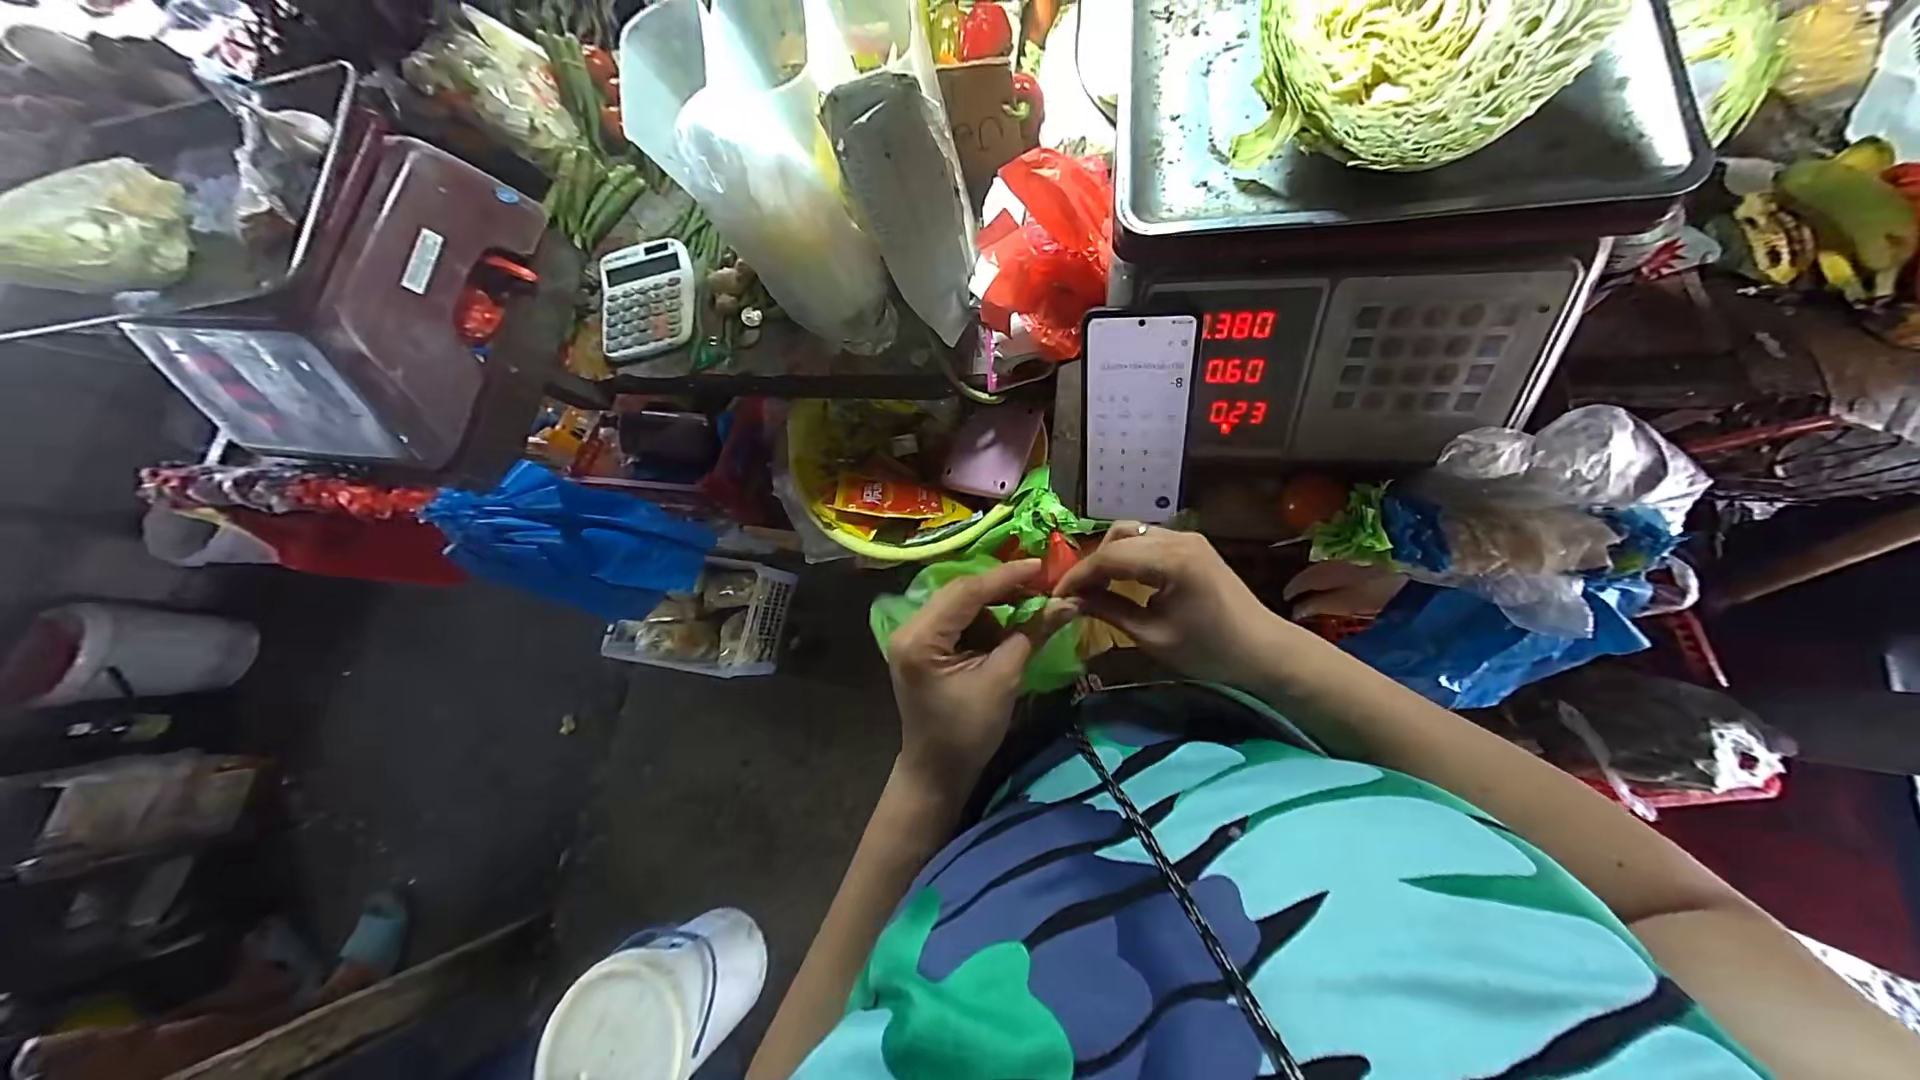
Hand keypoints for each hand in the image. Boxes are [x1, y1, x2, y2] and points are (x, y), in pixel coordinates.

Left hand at [886, 559, 1078, 801]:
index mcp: (920, 638)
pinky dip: (985, 619)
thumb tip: (1067, 602)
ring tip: (1031, 606)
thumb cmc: (967, 732)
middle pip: (960, 592)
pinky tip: (1009, 626)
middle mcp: (910, 628)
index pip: (966, 592)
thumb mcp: (1003, 680)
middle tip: (1042, 584)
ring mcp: (914, 636)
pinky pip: (958, 619)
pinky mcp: (924, 645)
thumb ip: (1031, 634)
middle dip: (1002, 588)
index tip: (1042, 566)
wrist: (937, 771)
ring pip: (961, 603)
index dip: (1006, 576)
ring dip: (995, 604)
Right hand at [1052, 522, 1309, 686]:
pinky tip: (1119, 579)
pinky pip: (1147, 540)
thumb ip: (1108, 611)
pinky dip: (1126, 555)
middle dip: (1090, 564)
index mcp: (1171, 560)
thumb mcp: (1152, 636)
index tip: (1055, 596)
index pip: (1108, 557)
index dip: (1077, 576)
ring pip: (1130, 533)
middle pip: (1117, 537)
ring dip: (1108, 556)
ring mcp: (1187, 538)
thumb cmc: (1209, 651)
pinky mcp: (1191, 545)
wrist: (1264, 652)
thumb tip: (1069, 601)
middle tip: (1074, 593)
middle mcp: (1178, 538)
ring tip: (1094, 587)